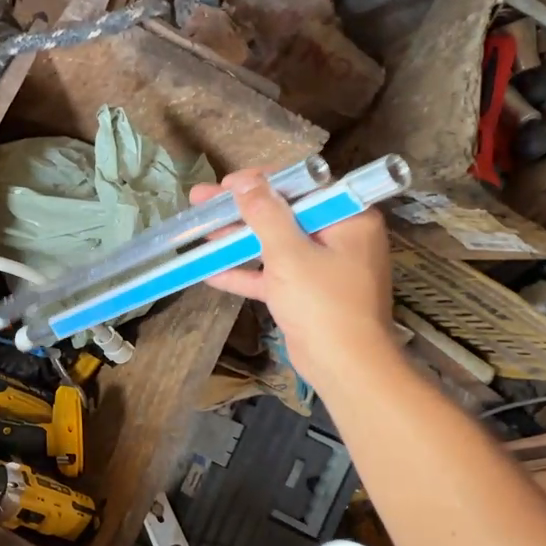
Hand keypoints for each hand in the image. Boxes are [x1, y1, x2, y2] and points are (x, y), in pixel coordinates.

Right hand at [190, 168, 398, 393]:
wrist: (344, 364)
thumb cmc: (323, 302)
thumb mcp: (288, 253)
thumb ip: (265, 214)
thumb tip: (244, 182)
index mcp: (348, 219)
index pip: (303, 186)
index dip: (263, 181)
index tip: (227, 183)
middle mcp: (338, 237)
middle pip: (282, 214)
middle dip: (239, 209)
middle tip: (201, 200)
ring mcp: (321, 267)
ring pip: (272, 244)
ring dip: (235, 239)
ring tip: (197, 230)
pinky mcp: (306, 292)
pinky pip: (271, 273)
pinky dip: (244, 271)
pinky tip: (207, 270)